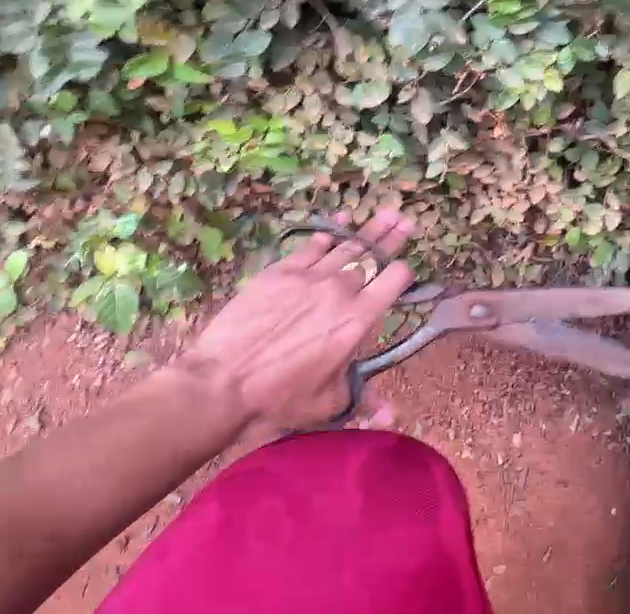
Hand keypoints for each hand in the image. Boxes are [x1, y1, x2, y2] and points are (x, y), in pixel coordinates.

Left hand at [171, 208, 417, 434]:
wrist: (222, 382)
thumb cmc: (278, 398)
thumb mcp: (328, 405)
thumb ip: (363, 401)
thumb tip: (394, 416)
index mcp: (358, 319)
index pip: (394, 279)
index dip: (404, 272)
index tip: (404, 271)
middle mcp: (340, 290)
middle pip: (373, 255)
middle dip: (393, 238)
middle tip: (407, 220)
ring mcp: (309, 276)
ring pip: (345, 245)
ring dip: (367, 228)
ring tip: (384, 213)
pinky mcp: (280, 272)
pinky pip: (310, 247)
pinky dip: (327, 234)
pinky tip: (336, 223)